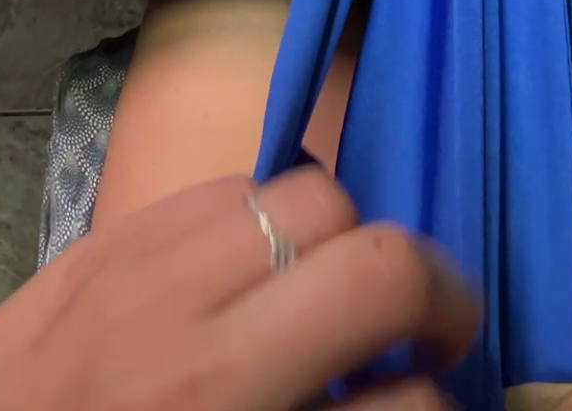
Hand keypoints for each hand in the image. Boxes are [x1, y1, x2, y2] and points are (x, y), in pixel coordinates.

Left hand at [0, 168, 479, 409]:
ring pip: (307, 191)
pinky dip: (273, 212)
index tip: (436, 379)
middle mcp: (200, 330)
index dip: (445, 381)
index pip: (400, 388)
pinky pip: (236, 183)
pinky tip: (257, 255)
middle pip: (368, 252)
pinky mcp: (126, 221)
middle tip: (414, 322)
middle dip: (423, 282)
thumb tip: (404, 385)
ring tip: (328, 279)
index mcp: (228, 410)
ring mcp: (157, 255)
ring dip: (343, 235)